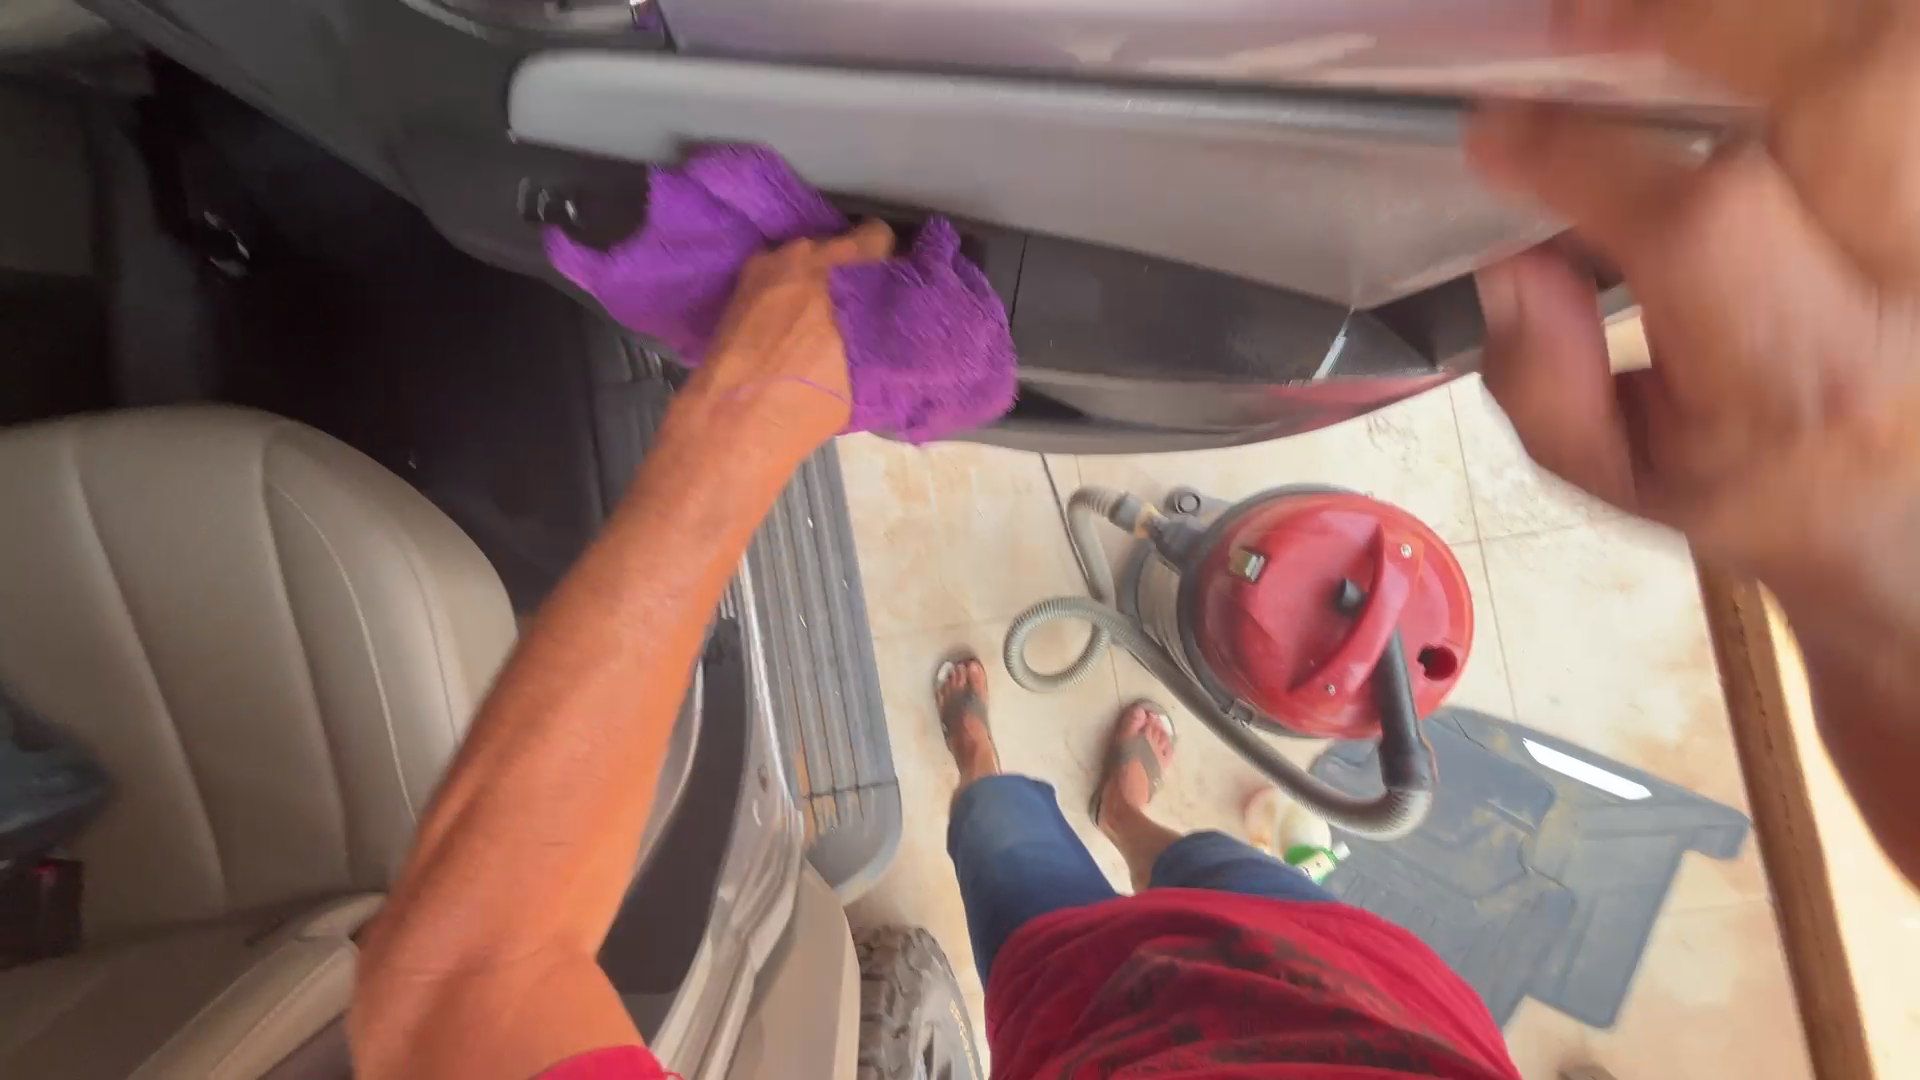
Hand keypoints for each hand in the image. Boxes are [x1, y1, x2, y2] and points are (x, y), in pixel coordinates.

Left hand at [683, 221, 894, 460]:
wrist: (743, 415)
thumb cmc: (816, 400)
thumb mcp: (870, 373)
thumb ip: (882, 333)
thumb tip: (887, 326)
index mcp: (852, 270)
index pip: (880, 237)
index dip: (887, 263)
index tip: (888, 286)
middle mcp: (812, 253)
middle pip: (841, 242)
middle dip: (850, 268)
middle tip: (853, 305)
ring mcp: (774, 261)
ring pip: (806, 255)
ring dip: (815, 275)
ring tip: (813, 313)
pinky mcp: (745, 277)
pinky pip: (776, 267)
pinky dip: (785, 285)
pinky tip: (783, 317)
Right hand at [1466, 0, 1919, 586]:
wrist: (1904, 504)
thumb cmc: (1733, 485)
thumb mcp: (1601, 467)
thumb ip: (1538, 379)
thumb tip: (1511, 260)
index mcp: (1793, 371)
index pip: (1699, 220)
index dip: (1585, 155)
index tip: (1498, 127)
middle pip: (1864, 79)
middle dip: (1712, 19)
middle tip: (1591, 17)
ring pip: (1911, 55)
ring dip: (1789, 17)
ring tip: (1664, 16)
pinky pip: (1914, 78)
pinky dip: (1845, 45)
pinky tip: (1762, 46)